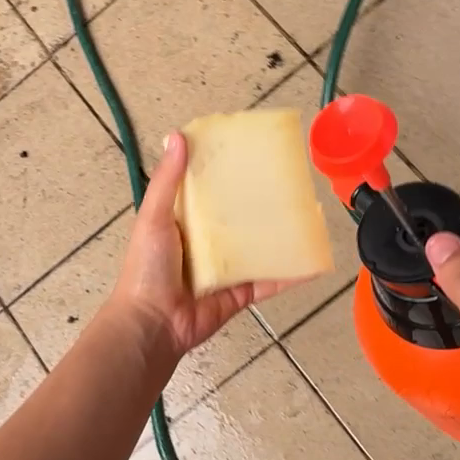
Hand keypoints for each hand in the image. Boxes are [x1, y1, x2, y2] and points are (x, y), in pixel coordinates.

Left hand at [104, 132, 293, 358]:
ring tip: (306, 215)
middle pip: (236, 220)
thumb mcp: (153, 217)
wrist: (154, 324)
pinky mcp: (239, 294)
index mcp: (182, 223)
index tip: (248, 154)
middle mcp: (204, 244)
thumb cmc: (148, 268)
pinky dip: (290, 273)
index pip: (206, 192)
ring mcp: (224, 271)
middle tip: (287, 182)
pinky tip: (312, 260)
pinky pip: (268, 281)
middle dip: (257, 204)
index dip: (223, 174)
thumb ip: (167, 180)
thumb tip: (177, 136)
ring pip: (256, 249)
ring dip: (278, 236)